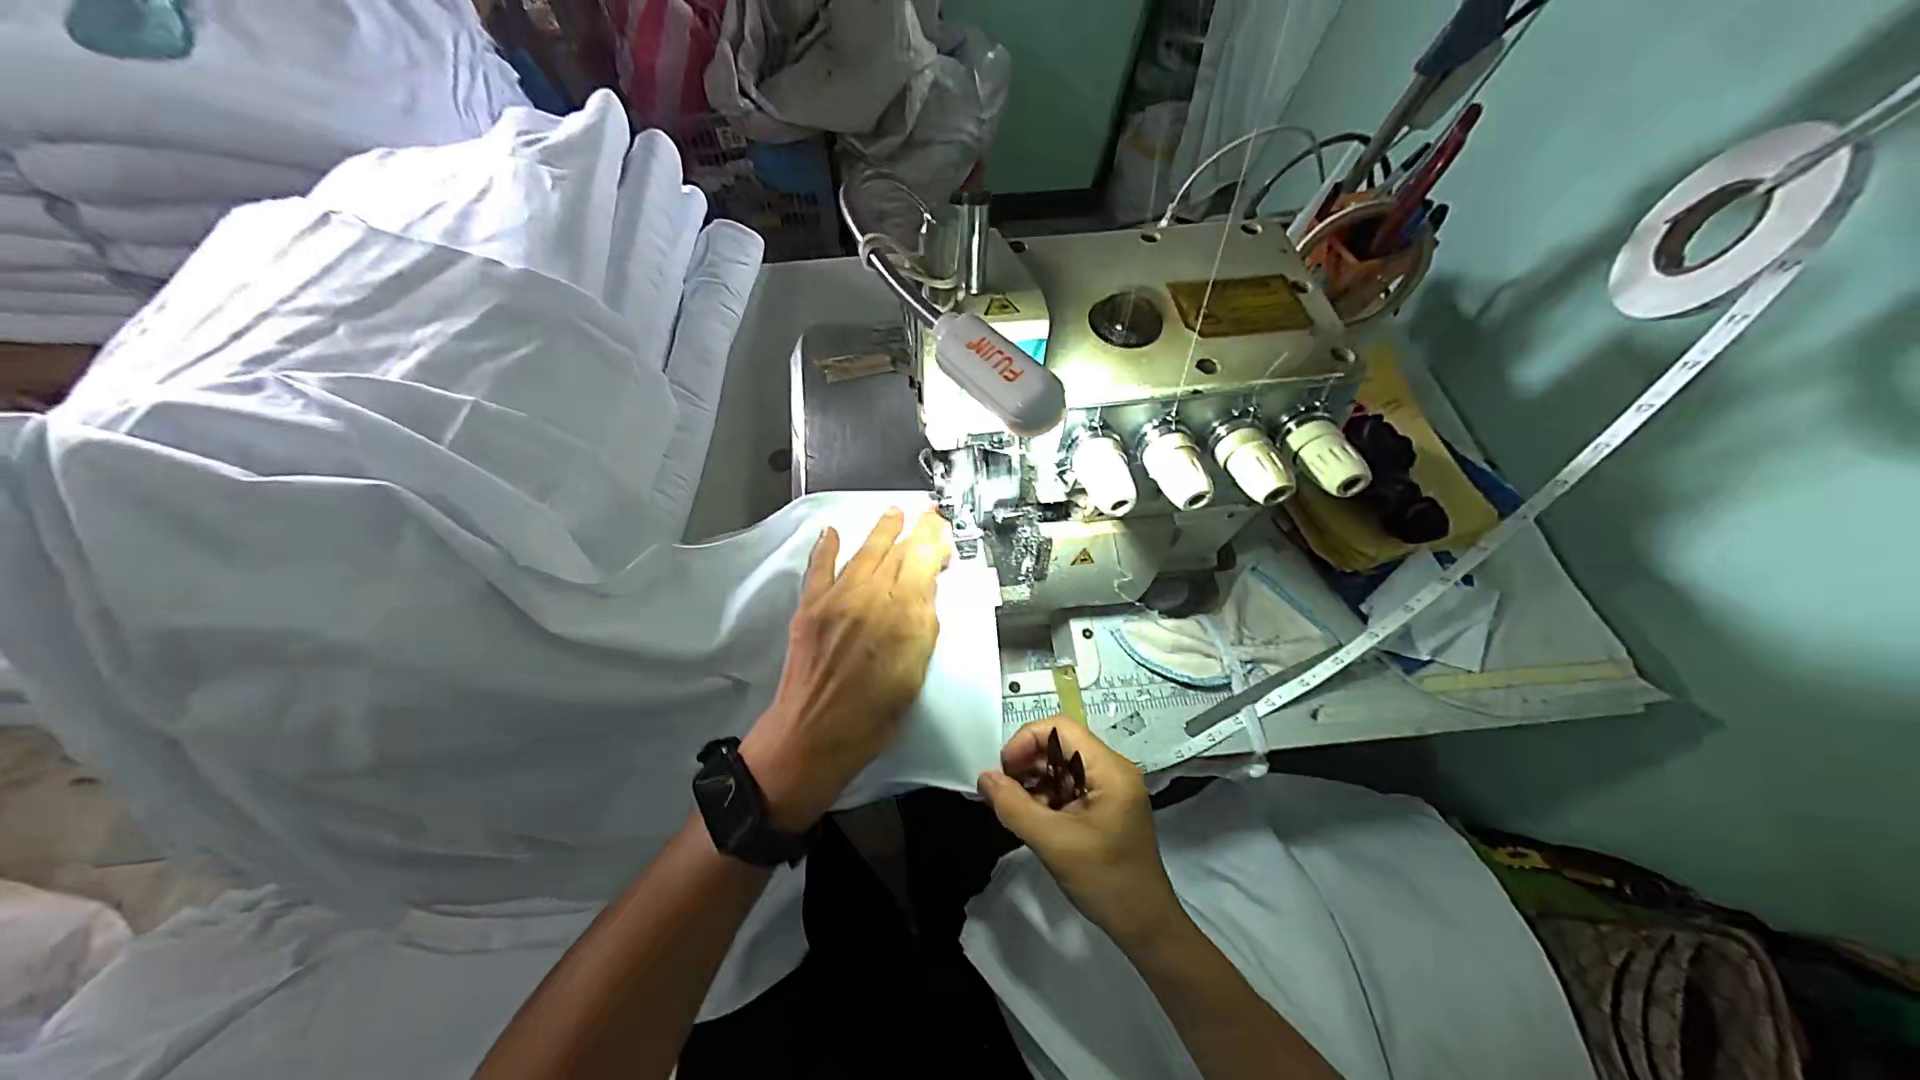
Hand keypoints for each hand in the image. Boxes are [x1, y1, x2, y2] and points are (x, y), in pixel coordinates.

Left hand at [741, 508, 951, 830]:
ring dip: (880, 531)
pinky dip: (827, 548)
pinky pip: (820, 568)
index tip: (942, 530)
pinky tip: (832, 532)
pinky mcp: (810, 608)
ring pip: (863, 553)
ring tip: (892, 513)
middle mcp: (868, 599)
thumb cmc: (871, 717)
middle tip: (926, 516)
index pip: (922, 561)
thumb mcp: (915, 673)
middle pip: (895, 552)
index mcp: (901, 617)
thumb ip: (923, 626)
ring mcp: (836, 600)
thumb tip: (925, 593)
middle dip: (914, 532)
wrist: (814, 736)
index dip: (934, 541)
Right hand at [977, 720, 1182, 948]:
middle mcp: (1113, 770)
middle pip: (1061, 744)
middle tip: (1002, 790)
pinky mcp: (1104, 806)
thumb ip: (1014, 806)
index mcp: (1110, 770)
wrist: (1144, 925)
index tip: (1004, 770)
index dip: (1026, 740)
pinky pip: (1069, 785)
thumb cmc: (1104, 880)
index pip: (1061, 727)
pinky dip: (1046, 795)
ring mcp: (1110, 788)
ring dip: (1034, 779)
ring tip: (1012, 805)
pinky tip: (1029, 816)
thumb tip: (984, 778)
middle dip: (1027, 761)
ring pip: (1062, 765)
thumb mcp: (1053, 842)